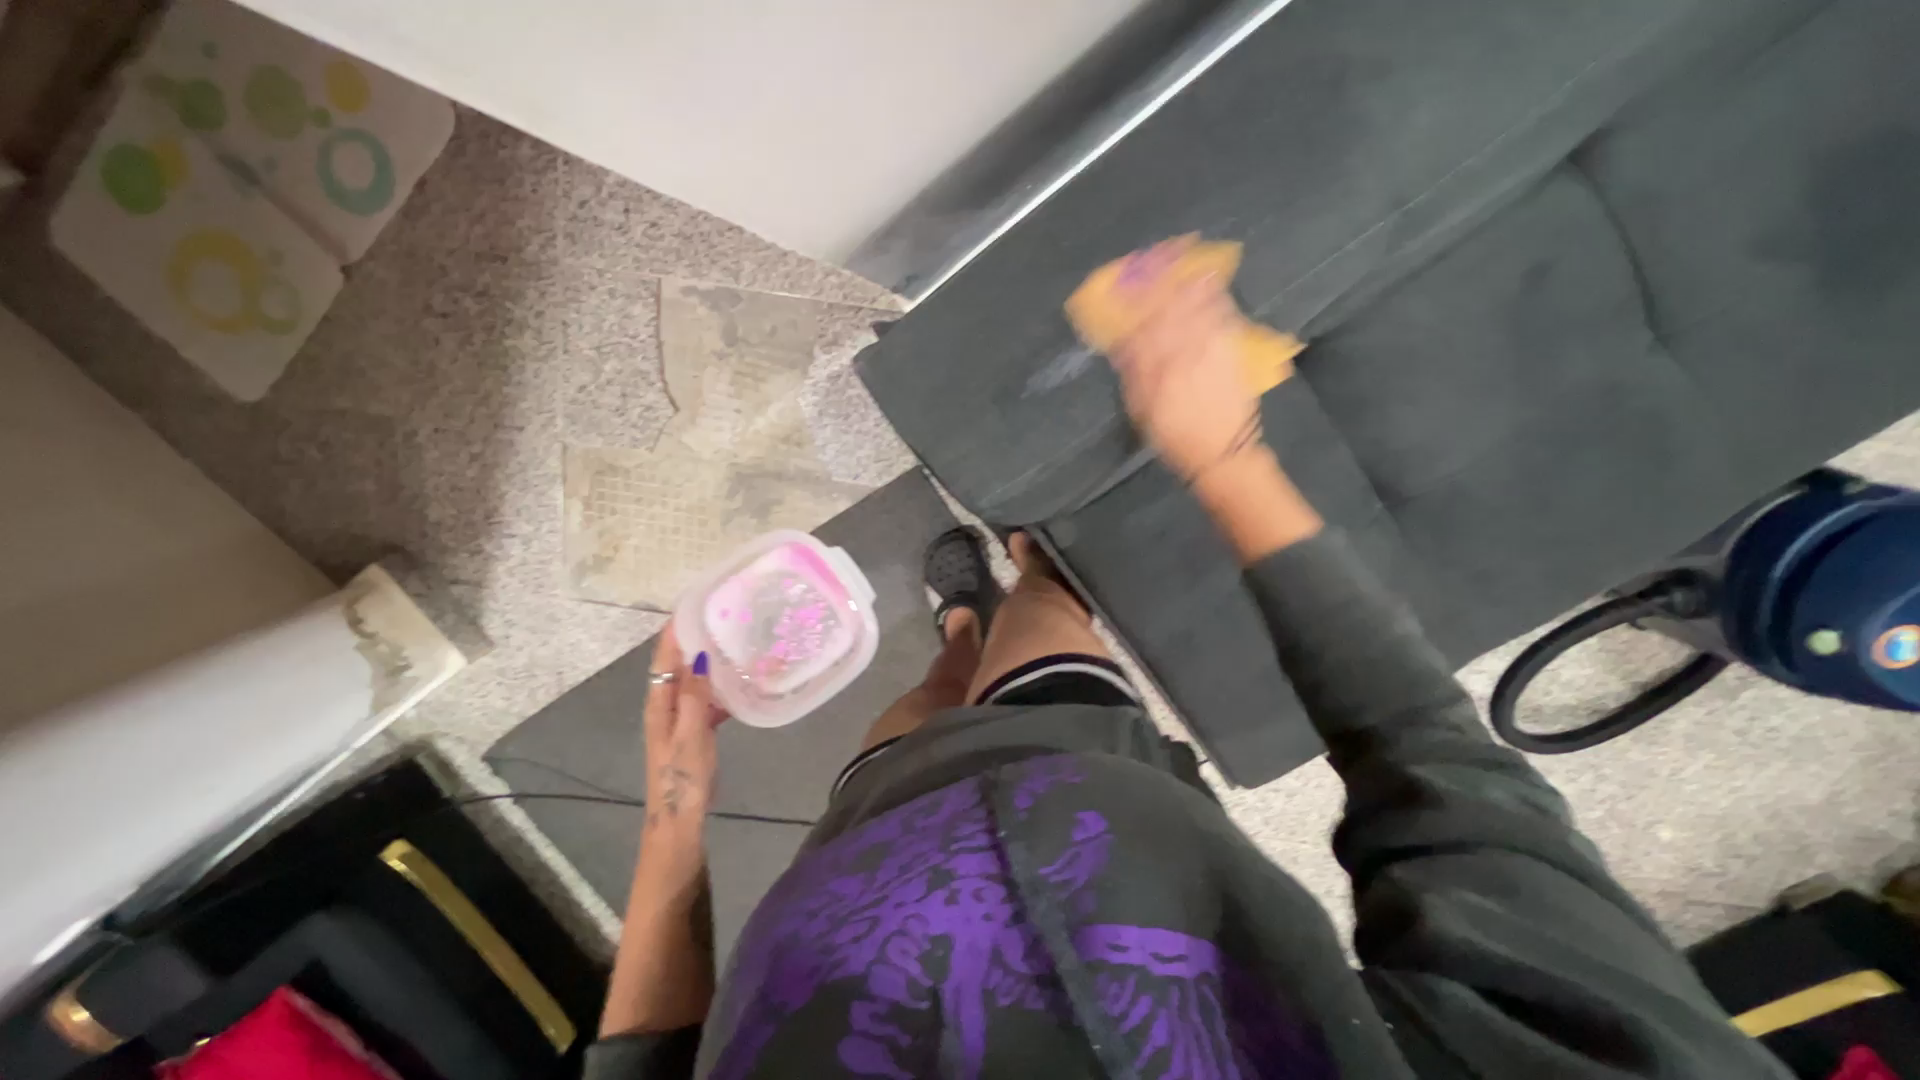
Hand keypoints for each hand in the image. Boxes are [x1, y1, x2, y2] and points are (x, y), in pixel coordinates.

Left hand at [641, 625, 721, 852]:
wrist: (680, 822)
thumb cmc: (684, 778)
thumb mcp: (691, 734)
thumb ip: (695, 696)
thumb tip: (699, 655)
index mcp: (660, 704)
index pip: (665, 657)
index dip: (675, 630)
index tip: (694, 602)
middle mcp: (666, 707)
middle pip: (678, 665)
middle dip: (695, 639)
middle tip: (723, 614)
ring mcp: (680, 720)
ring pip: (694, 681)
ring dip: (710, 662)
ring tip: (735, 641)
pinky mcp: (694, 733)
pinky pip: (706, 700)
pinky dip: (720, 688)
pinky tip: (740, 685)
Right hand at [1109, 248, 1261, 479]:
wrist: (1224, 453)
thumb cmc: (1176, 436)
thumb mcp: (1142, 408)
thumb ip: (1133, 371)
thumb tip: (1122, 340)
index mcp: (1159, 364)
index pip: (1144, 319)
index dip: (1135, 294)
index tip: (1126, 272)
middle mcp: (1186, 348)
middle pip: (1171, 304)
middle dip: (1162, 275)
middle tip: (1156, 249)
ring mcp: (1213, 346)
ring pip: (1197, 303)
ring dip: (1188, 275)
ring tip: (1183, 248)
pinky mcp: (1232, 349)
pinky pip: (1222, 313)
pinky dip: (1214, 292)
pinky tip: (1209, 276)